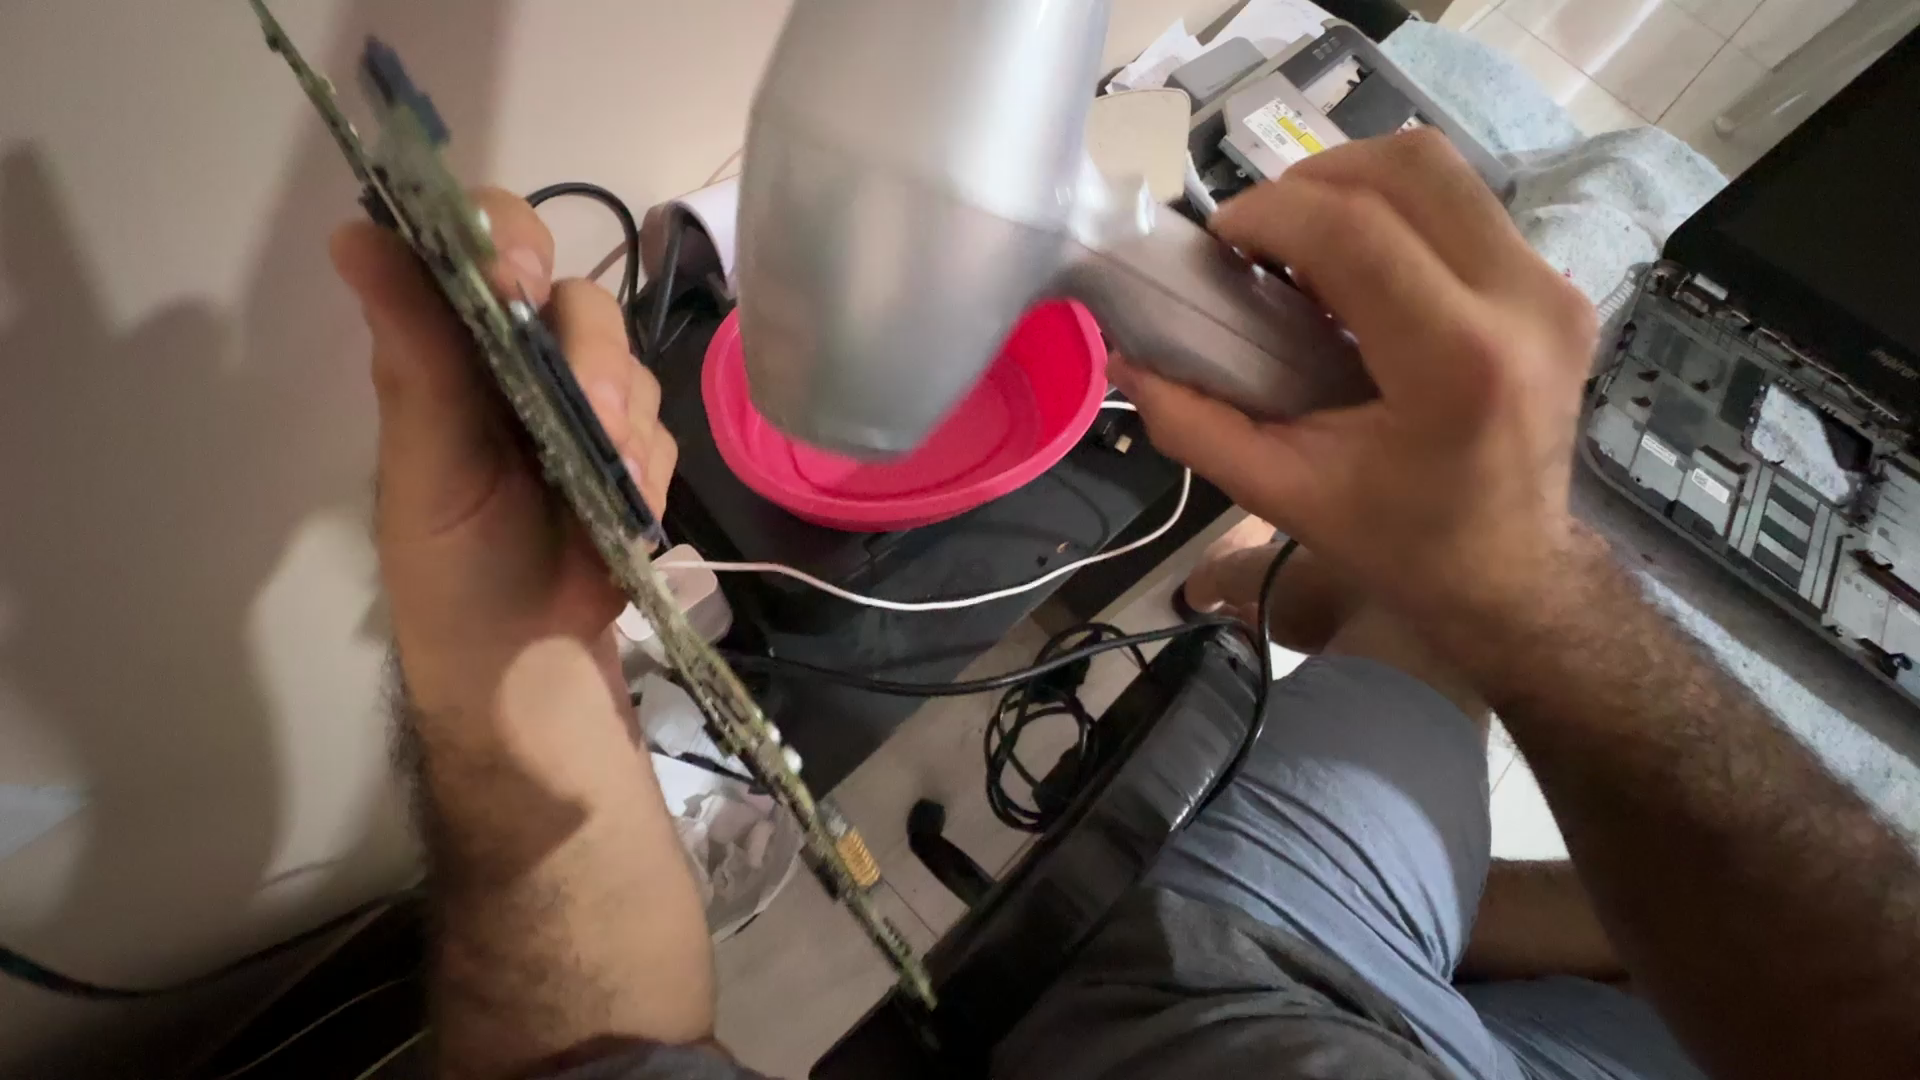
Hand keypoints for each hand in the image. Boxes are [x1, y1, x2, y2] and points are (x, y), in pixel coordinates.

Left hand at [331, 188, 676, 717]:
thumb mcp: (426, 465)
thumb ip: (416, 359)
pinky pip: (664, 433)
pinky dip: (649, 470)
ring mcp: (589, 408)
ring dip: (628, 426)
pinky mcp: (637, 453)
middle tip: (597, 418)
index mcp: (458, 350)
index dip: (512, 243)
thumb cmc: (453, 562)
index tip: (519, 284)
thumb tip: (355, 235)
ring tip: (610, 487)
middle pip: (585, 304)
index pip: (488, 247)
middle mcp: (527, 364)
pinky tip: (625, 508)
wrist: (529, 648)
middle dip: (596, 359)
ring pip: (635, 369)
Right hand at [1112, 130, 1599, 634]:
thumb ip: (1192, 425)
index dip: (1269, 213)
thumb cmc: (1390, 541)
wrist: (1503, 571)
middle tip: (1252, 239)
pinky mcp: (1554, 283)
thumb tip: (1128, 359)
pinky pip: (1459, 207)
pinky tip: (1347, 272)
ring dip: (1347, 188)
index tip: (1216, 244)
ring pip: (1440, 171)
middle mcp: (1522, 301)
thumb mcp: (1275, 492)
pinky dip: (1385, 215)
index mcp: (1454, 363)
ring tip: (1293, 246)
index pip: (1356, 229)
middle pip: (1410, 167)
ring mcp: (1551, 284)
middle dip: (1307, 182)